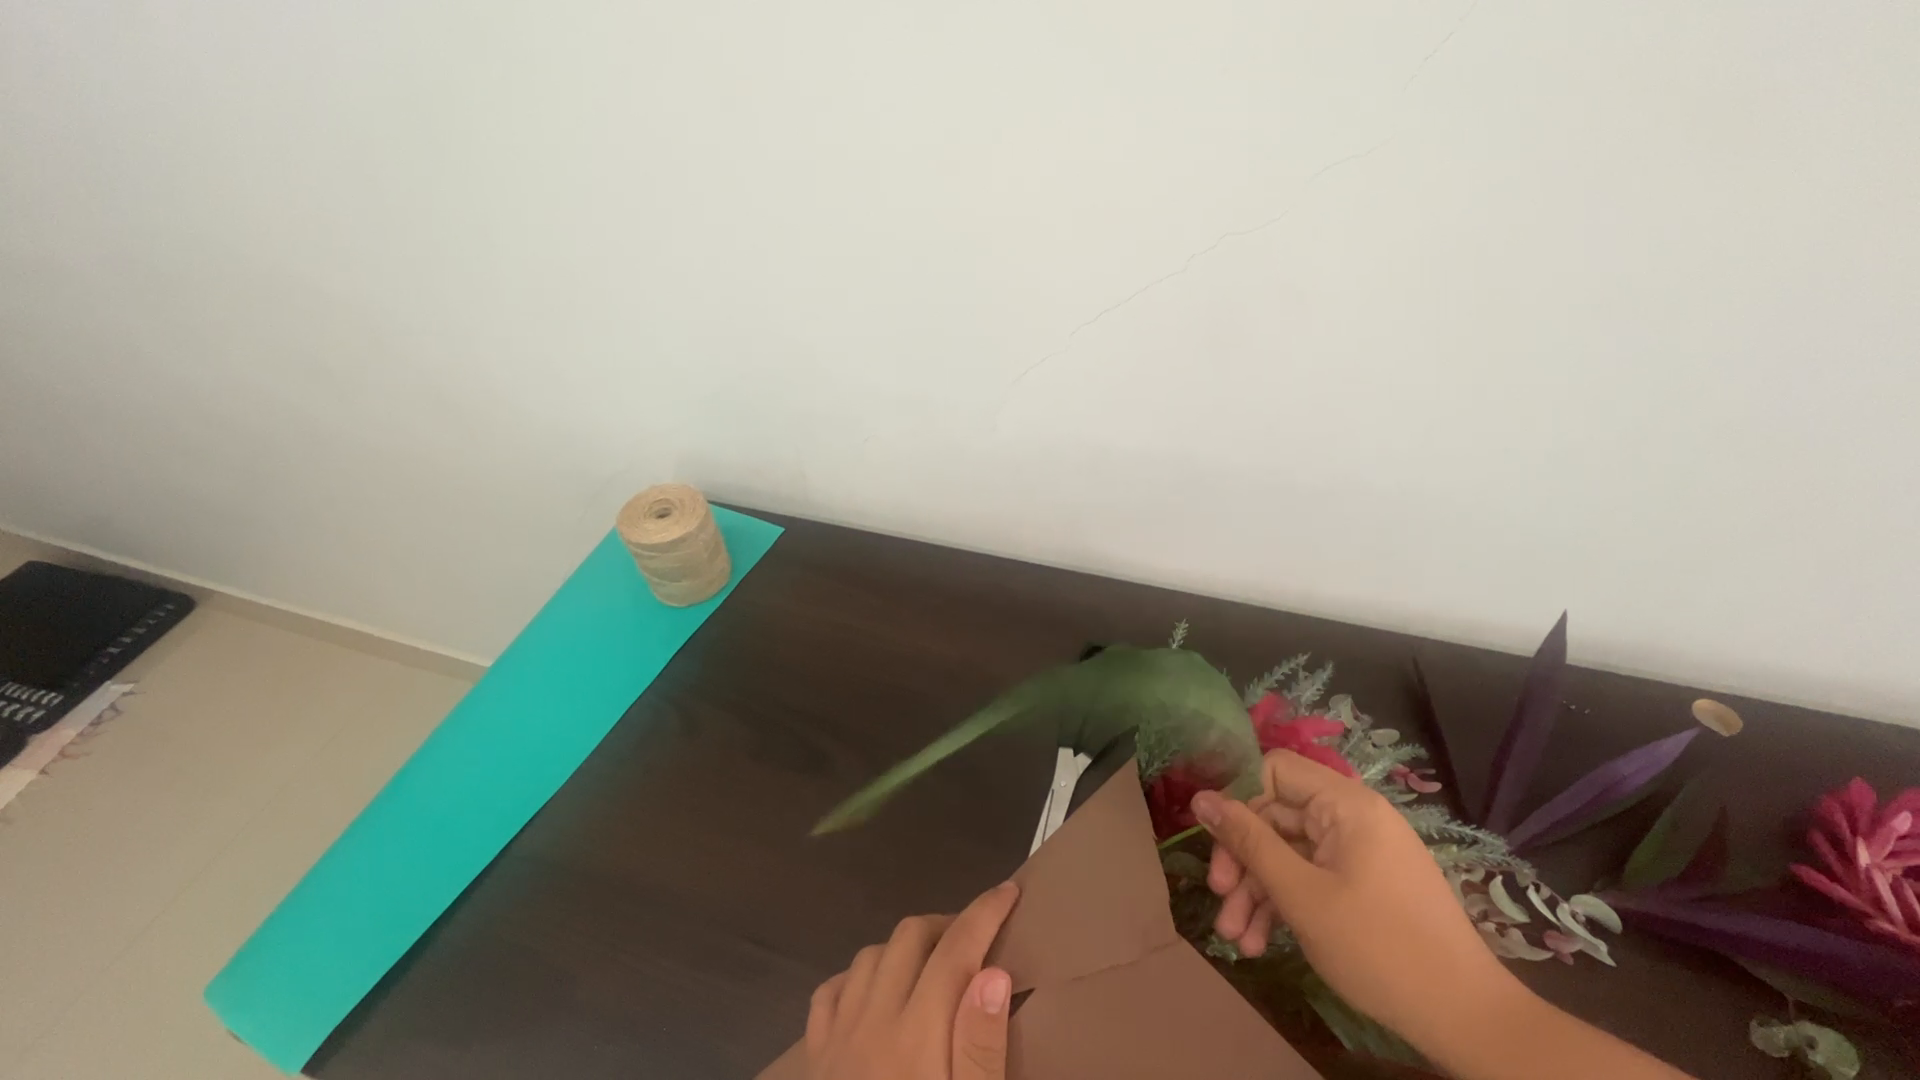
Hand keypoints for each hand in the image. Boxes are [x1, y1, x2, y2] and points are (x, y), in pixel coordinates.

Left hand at [805, 882, 1019, 1079]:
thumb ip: (980, 1048)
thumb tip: (993, 972)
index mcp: (916, 1035)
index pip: (955, 951)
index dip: (984, 913)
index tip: (1010, 891)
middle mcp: (872, 1021)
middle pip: (910, 938)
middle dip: (949, 923)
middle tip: (981, 939)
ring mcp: (836, 1038)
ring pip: (870, 955)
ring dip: (906, 947)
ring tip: (935, 965)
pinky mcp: (813, 1060)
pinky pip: (832, 991)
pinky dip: (859, 977)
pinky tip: (876, 993)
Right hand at [1191, 751, 1524, 1048]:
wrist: (1464, 1017)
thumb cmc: (1378, 946)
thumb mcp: (1300, 894)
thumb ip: (1248, 841)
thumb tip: (1200, 798)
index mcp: (1346, 805)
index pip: (1274, 770)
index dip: (1238, 799)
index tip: (1214, 840)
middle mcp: (1353, 818)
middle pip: (1276, 817)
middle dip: (1242, 860)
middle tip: (1220, 898)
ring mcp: (1360, 853)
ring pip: (1289, 854)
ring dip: (1257, 892)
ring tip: (1236, 938)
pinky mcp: (1363, 885)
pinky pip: (1311, 878)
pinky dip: (1284, 905)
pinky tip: (1262, 944)